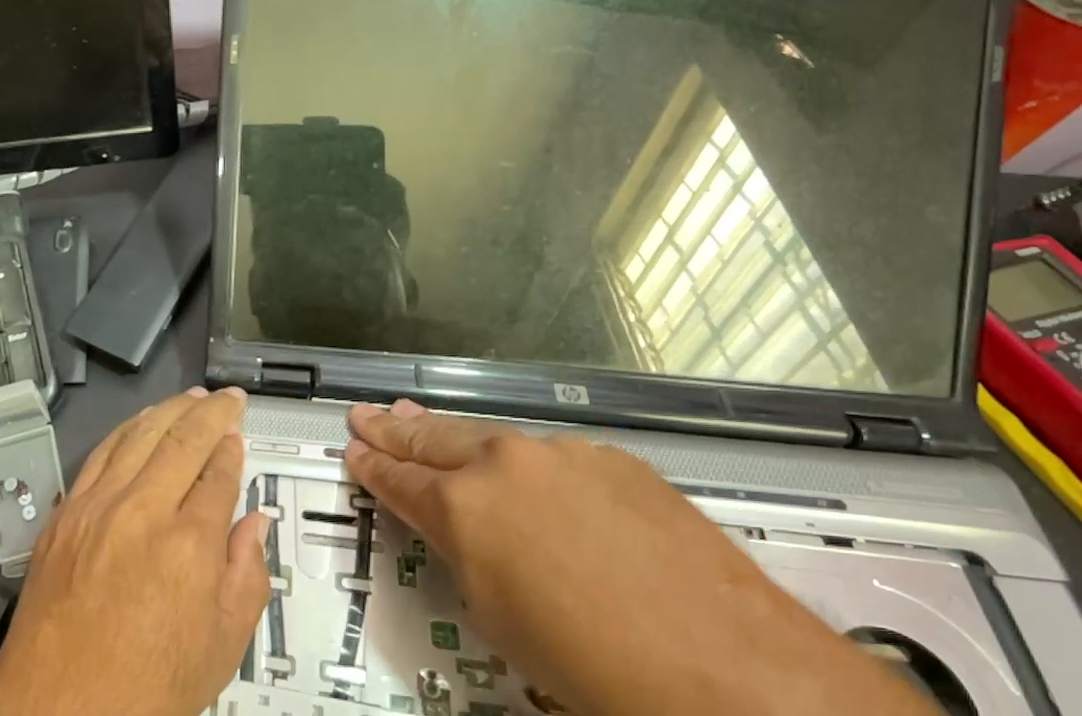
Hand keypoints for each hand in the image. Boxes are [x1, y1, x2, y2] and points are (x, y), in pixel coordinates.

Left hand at [0, 387, 269, 715]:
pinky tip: (138, 424)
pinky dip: (125, 431)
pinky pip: (99, 455)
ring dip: (168, 411)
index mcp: (188, 544)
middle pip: (182, 441)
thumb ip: (246, 575)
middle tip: (227, 399)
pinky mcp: (65, 513)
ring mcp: (97, 507)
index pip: (219, 475)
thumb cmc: (146, 685)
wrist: (60, 707)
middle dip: (211, 413)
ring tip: (190, 398)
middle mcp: (141, 511)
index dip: (233, 451)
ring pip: (138, 436)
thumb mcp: (221, 645)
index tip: (239, 438)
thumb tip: (254, 525)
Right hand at [346, 400, 938, 715]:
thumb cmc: (590, 663)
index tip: (352, 453)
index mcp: (463, 506)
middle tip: (366, 416)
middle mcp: (504, 463)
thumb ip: (465, 558)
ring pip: (492, 437)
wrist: (728, 666)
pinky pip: (551, 454)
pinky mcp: (616, 460)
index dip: (372, 469)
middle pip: (435, 438)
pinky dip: (521, 458)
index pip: (400, 481)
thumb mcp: (497, 618)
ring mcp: (563, 454)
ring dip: (453, 435)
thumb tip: (459, 534)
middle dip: (396, 430)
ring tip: (421, 421)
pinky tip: (519, 468)